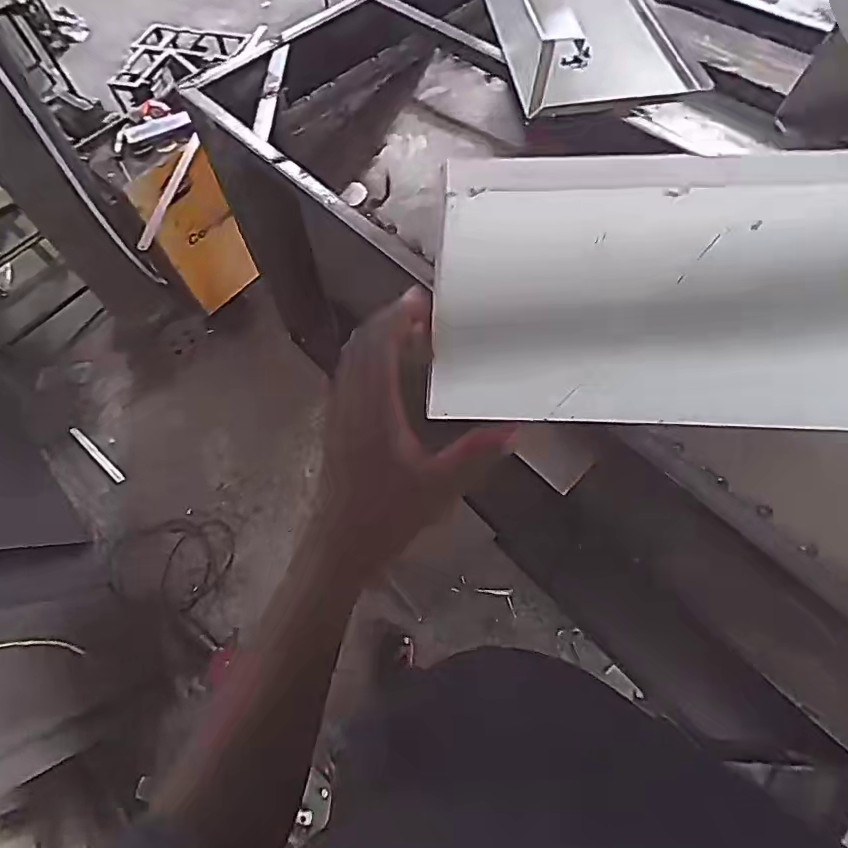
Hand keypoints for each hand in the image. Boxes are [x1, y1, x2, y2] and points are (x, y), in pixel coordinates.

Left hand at [309, 288, 512, 583]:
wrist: (338, 547)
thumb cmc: (384, 517)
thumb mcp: (438, 486)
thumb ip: (475, 454)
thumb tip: (511, 430)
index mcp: (374, 410)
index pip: (379, 347)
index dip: (397, 318)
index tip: (418, 301)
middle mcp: (350, 404)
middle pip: (362, 345)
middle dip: (389, 321)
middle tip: (419, 311)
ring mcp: (338, 414)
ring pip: (351, 360)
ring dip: (377, 339)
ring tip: (407, 334)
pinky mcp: (335, 427)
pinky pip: (348, 377)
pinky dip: (368, 361)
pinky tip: (388, 373)